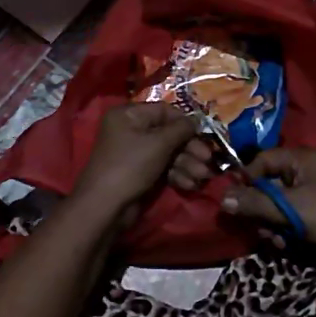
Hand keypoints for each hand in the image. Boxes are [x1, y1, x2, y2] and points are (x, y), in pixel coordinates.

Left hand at [73, 103, 199, 216]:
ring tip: (203, 176)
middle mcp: (130, 130)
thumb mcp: (158, 143)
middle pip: (168, 133)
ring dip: (187, 163)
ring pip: (168, 152)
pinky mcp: (140, 172)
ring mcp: (135, 152)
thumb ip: (180, 129)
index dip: (185, 122)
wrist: (106, 206)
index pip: (164, 111)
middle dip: (189, 147)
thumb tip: (195, 120)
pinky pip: (162, 167)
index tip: (204, 134)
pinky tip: (189, 184)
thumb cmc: (131, 165)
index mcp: (129, 115)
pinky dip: (177, 174)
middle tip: (208, 159)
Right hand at [215, 147, 315, 257]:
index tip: (234, 198)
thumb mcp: (288, 208)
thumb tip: (223, 199)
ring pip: (276, 206)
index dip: (247, 178)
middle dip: (260, 209)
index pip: (262, 159)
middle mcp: (306, 173)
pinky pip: (289, 219)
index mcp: (302, 159)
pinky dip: (284, 232)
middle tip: (259, 227)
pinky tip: (286, 245)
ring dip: (271, 224)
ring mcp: (312, 195)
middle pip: (267, 185)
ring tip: (277, 240)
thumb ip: (254, 203)